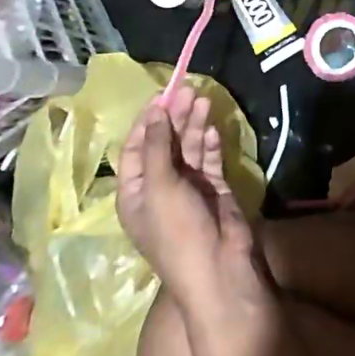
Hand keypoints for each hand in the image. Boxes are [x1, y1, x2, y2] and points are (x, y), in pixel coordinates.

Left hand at [117, 84, 265, 310]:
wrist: (219, 265)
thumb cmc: (178, 230)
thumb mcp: (160, 187)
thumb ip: (156, 146)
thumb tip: (153, 111)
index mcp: (135, 193)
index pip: (135, 149)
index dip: (146, 122)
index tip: (161, 95)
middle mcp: (159, 187)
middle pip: (164, 144)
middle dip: (174, 117)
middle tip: (188, 90)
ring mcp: (188, 188)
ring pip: (188, 148)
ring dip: (194, 124)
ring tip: (203, 99)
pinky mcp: (214, 188)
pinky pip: (208, 160)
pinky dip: (209, 144)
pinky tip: (213, 128)